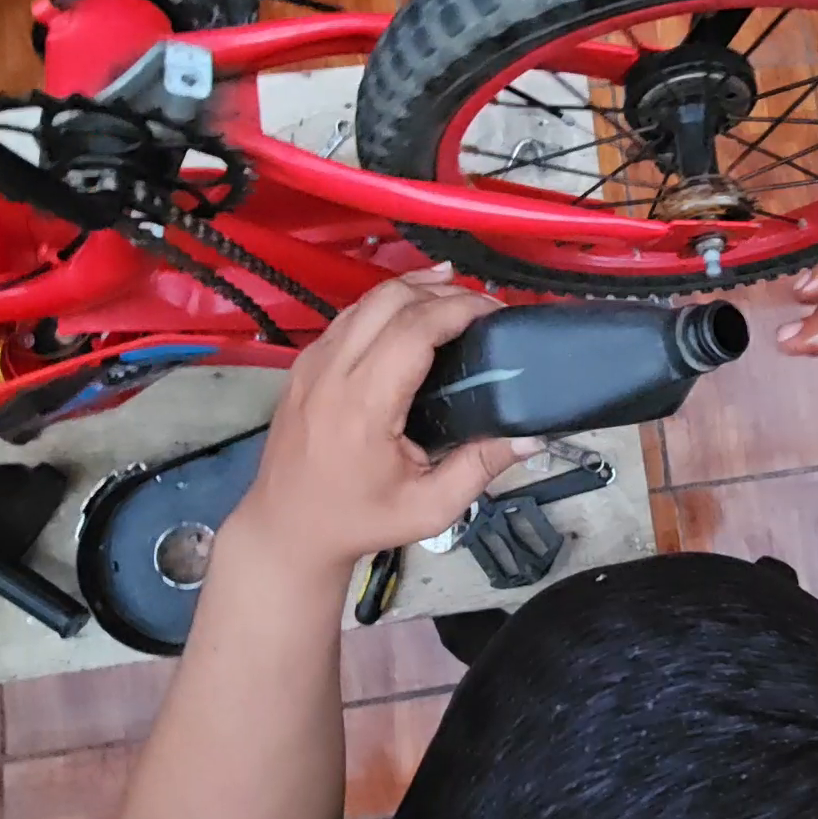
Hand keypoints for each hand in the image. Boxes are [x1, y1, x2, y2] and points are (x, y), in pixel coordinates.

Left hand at [226, 266, 537, 572]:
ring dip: (414, 289)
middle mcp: (331, 373)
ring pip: (367, 299)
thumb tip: (531, 437)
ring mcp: (312, 364)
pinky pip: (350, 315)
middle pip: (390, 299)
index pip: (414, 329)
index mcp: (363, 405)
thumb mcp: (431, 507)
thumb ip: (482, 467)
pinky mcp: (305, 364)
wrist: (286, 529)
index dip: (459, 307)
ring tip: (456, 294)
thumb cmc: (359, 519)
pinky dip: (387, 302)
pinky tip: (413, 307)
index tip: (495, 310)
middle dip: (443, 291)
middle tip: (482, 304)